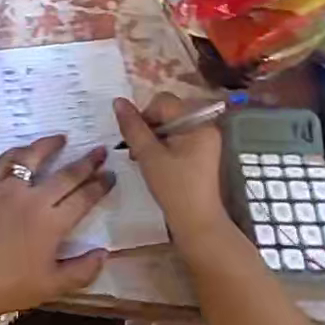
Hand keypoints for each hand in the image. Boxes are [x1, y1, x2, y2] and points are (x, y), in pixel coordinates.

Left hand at [0, 135, 114, 323]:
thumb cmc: (9, 287)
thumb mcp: (52, 286)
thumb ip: (82, 270)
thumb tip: (104, 253)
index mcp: (52, 223)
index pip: (83, 197)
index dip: (99, 185)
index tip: (110, 174)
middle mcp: (33, 199)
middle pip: (65, 174)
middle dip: (86, 162)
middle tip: (100, 150)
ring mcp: (8, 190)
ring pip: (32, 158)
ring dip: (50, 145)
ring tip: (63, 138)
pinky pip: (4, 162)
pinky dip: (17, 152)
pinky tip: (24, 151)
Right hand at [113, 94, 226, 245]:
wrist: (197, 222)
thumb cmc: (174, 188)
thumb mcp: (148, 155)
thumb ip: (133, 127)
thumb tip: (118, 102)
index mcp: (197, 122)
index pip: (163, 102)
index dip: (144, 115)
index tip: (134, 139)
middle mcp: (205, 125)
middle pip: (169, 111)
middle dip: (150, 126)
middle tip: (138, 149)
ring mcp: (205, 139)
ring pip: (172, 124)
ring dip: (154, 135)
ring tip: (144, 157)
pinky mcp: (202, 152)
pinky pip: (179, 136)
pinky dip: (164, 144)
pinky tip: (155, 162)